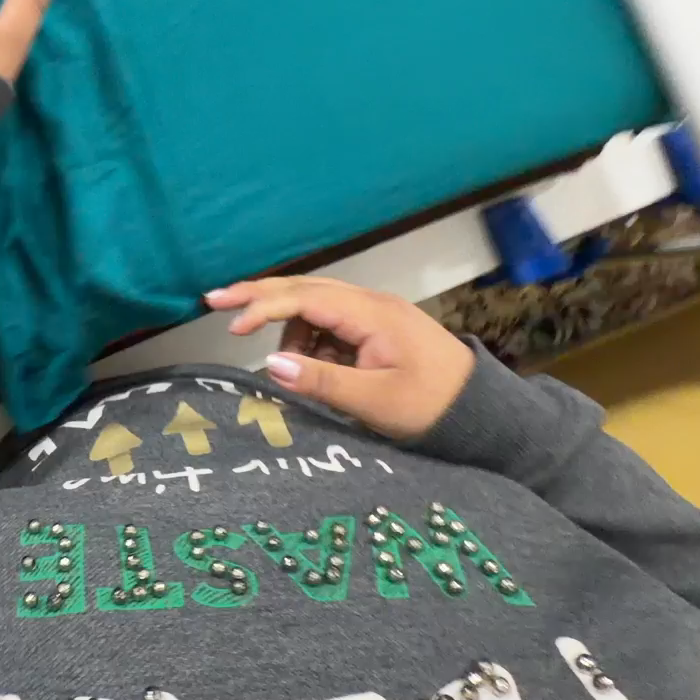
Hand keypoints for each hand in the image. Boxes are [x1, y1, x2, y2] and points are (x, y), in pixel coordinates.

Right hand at [205, 276, 476, 440]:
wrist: (485, 413)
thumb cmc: (433, 406)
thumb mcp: (375, 402)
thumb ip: (321, 381)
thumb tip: (268, 363)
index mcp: (371, 313)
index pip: (303, 298)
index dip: (263, 308)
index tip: (231, 328)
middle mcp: (368, 302)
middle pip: (302, 286)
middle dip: (257, 293)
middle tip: (214, 300)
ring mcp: (371, 312)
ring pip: (312, 303)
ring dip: (287, 326)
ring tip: (285, 364)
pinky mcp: (373, 327)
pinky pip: (326, 322)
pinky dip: (307, 337)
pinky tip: (310, 363)